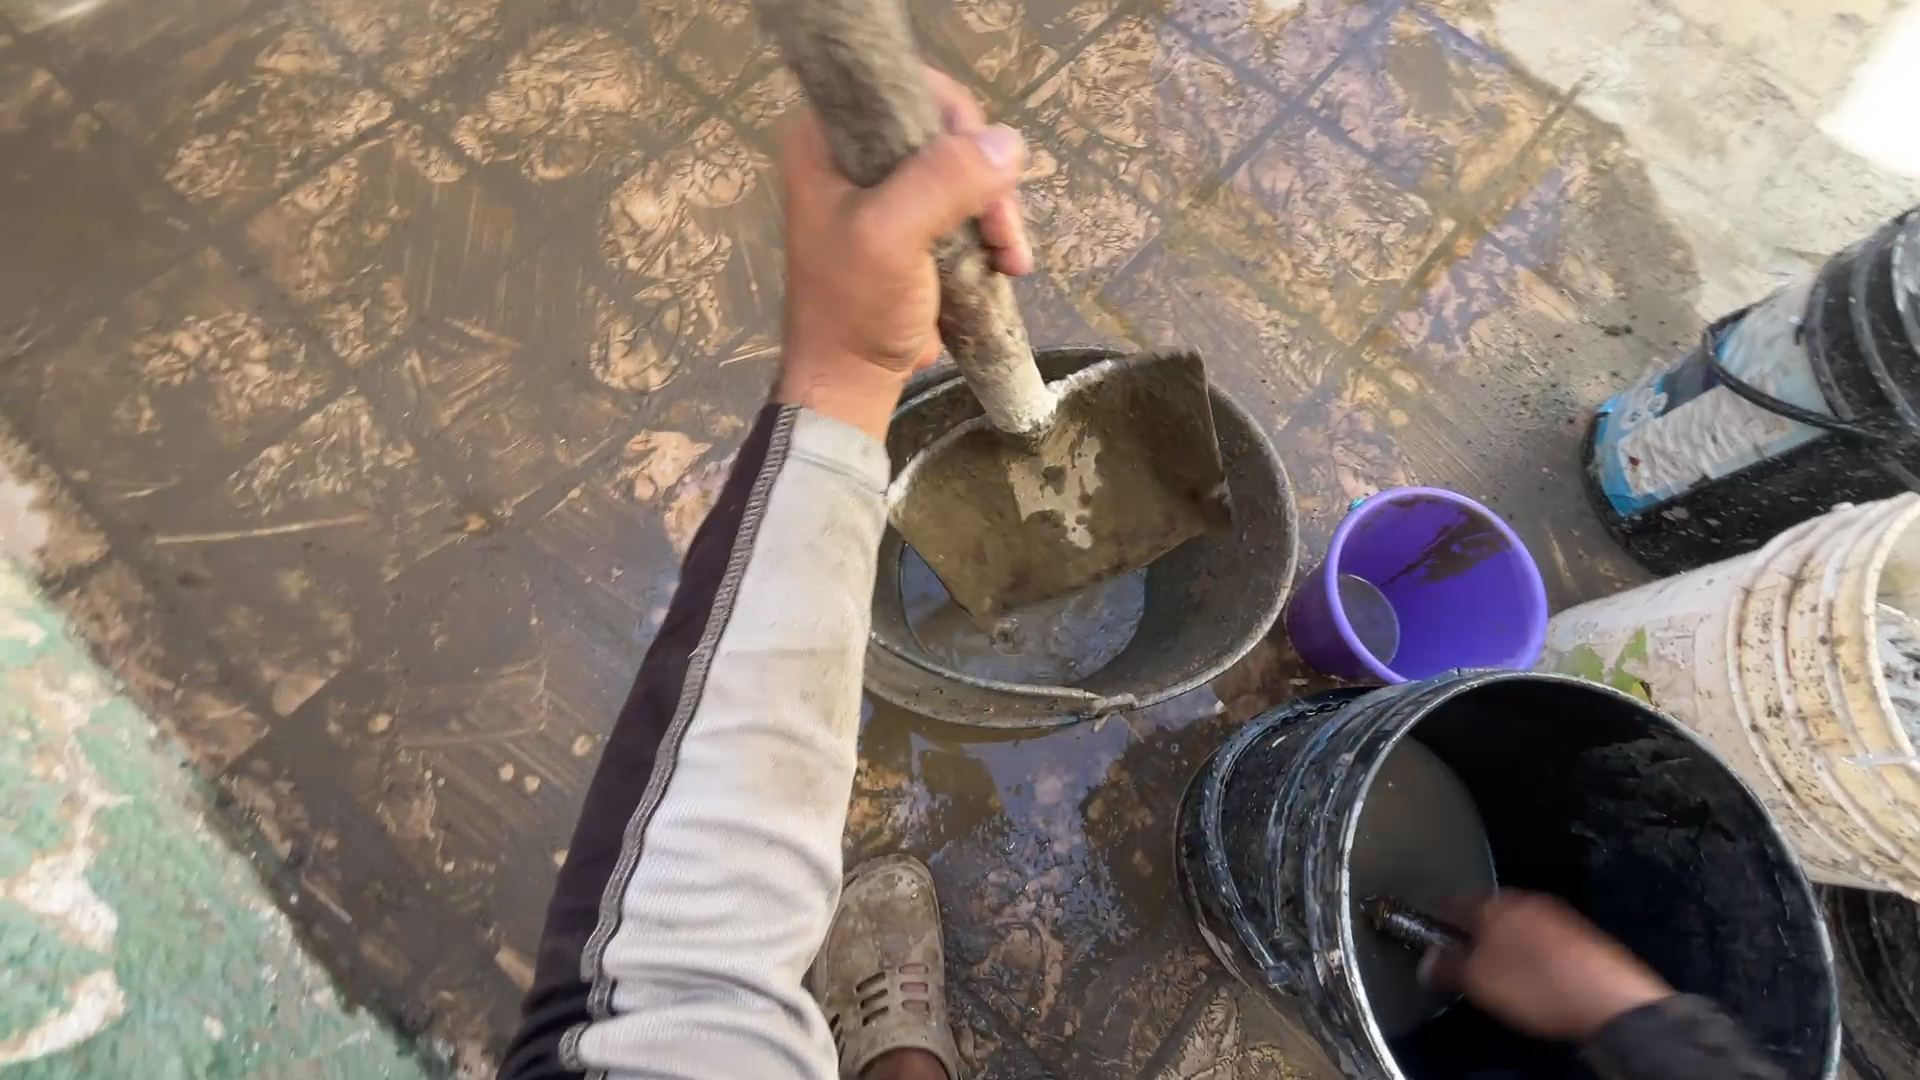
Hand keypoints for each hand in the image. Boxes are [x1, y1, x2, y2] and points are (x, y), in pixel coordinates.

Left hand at [775, 68, 1030, 438]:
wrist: (853, 377)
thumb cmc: (856, 308)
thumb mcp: (891, 238)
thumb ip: (943, 182)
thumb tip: (1010, 144)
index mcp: (829, 140)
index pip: (907, 90)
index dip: (957, 121)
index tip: (984, 170)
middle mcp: (857, 156)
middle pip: (945, 133)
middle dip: (986, 179)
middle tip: (1003, 230)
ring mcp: (889, 195)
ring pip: (963, 174)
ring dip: (997, 213)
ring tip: (1010, 258)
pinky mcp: (914, 230)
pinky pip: (965, 210)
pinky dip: (991, 234)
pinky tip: (1007, 264)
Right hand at [1422, 892, 1673, 1041]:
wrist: (1616, 1003)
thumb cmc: (1534, 986)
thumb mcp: (1479, 983)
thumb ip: (1446, 968)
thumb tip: (1424, 962)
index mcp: (1487, 904)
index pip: (1447, 902)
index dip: (1435, 919)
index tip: (1430, 936)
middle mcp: (1518, 898)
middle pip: (1483, 910)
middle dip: (1474, 929)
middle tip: (1469, 956)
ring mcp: (1554, 912)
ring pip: (1515, 921)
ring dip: (1506, 938)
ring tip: (1505, 967)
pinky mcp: (1583, 932)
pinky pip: (1544, 935)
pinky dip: (1535, 948)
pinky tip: (1540, 971)